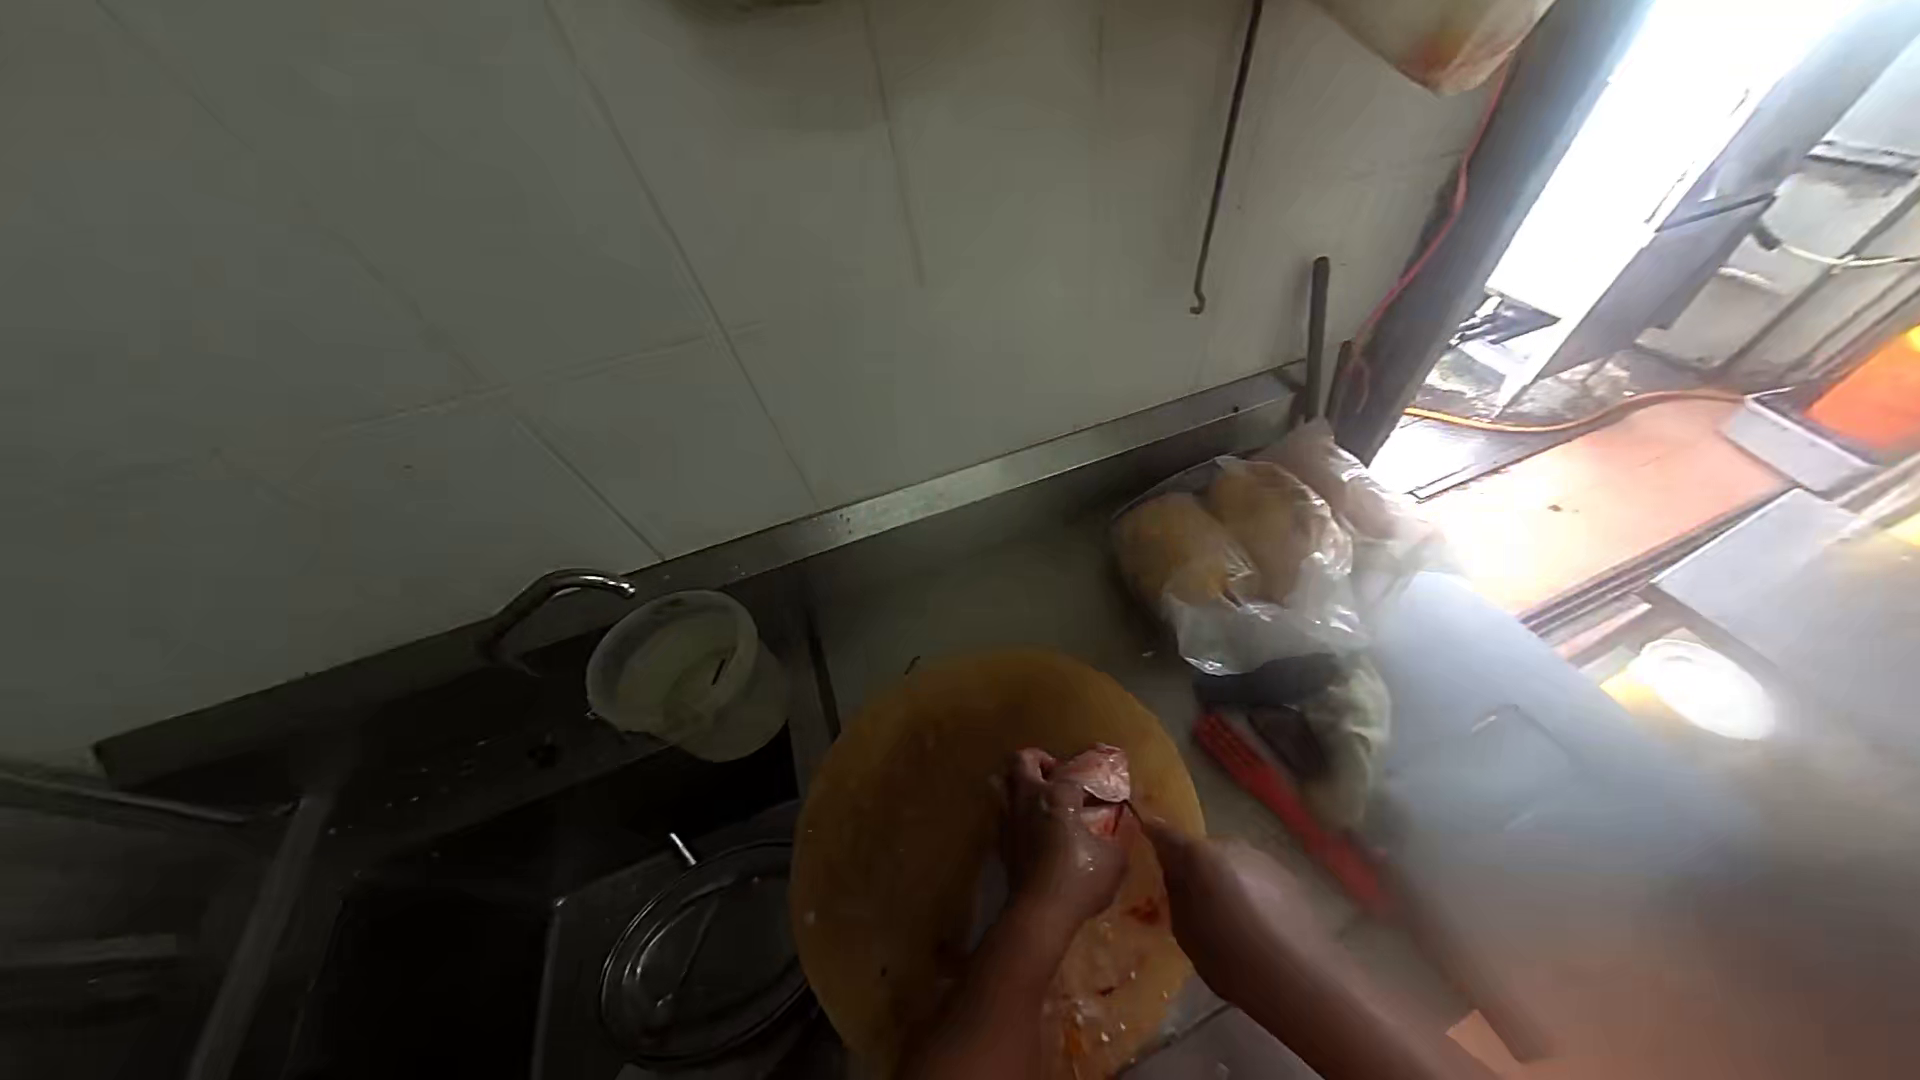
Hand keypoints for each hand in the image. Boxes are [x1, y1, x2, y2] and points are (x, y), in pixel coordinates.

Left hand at [999, 749, 1132, 935]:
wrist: (1039, 913)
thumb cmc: (1079, 881)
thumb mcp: (1114, 859)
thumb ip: (1119, 835)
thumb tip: (1122, 823)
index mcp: (1057, 795)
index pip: (1069, 770)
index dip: (1085, 774)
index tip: (1097, 787)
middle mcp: (1028, 797)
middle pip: (1022, 760)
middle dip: (1038, 760)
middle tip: (1056, 776)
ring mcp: (1009, 816)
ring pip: (1005, 782)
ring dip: (1022, 783)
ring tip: (1043, 799)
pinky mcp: (1000, 838)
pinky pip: (1004, 810)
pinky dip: (1017, 810)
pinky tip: (1034, 827)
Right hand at [1138, 815, 1333, 1005]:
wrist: (1306, 982)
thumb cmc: (1233, 960)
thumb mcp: (1186, 933)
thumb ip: (1174, 894)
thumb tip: (1172, 873)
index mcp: (1198, 854)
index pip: (1162, 832)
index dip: (1151, 837)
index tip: (1143, 845)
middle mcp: (1229, 843)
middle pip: (1200, 850)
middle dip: (1194, 869)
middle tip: (1193, 903)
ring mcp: (1261, 857)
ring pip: (1229, 863)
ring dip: (1224, 881)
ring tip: (1230, 921)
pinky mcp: (1288, 876)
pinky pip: (1254, 877)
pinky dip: (1249, 892)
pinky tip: (1257, 927)